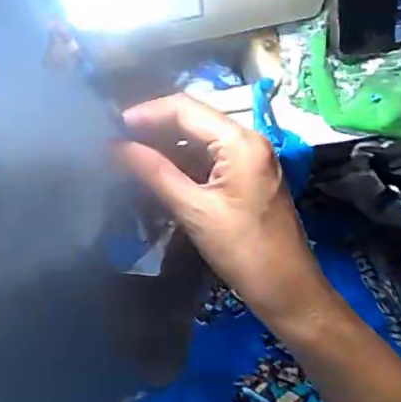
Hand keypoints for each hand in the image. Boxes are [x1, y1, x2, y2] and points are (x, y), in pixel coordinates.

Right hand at [117, 95, 352, 338]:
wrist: (290, 293)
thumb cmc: (245, 252)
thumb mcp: (194, 211)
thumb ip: (154, 172)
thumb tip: (115, 146)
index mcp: (240, 142)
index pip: (184, 108)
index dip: (145, 113)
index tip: (110, 127)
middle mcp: (246, 141)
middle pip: (190, 119)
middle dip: (151, 128)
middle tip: (113, 141)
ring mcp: (247, 159)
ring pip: (195, 139)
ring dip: (161, 145)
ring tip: (124, 155)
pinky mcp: (243, 178)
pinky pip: (204, 158)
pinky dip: (177, 162)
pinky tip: (151, 172)